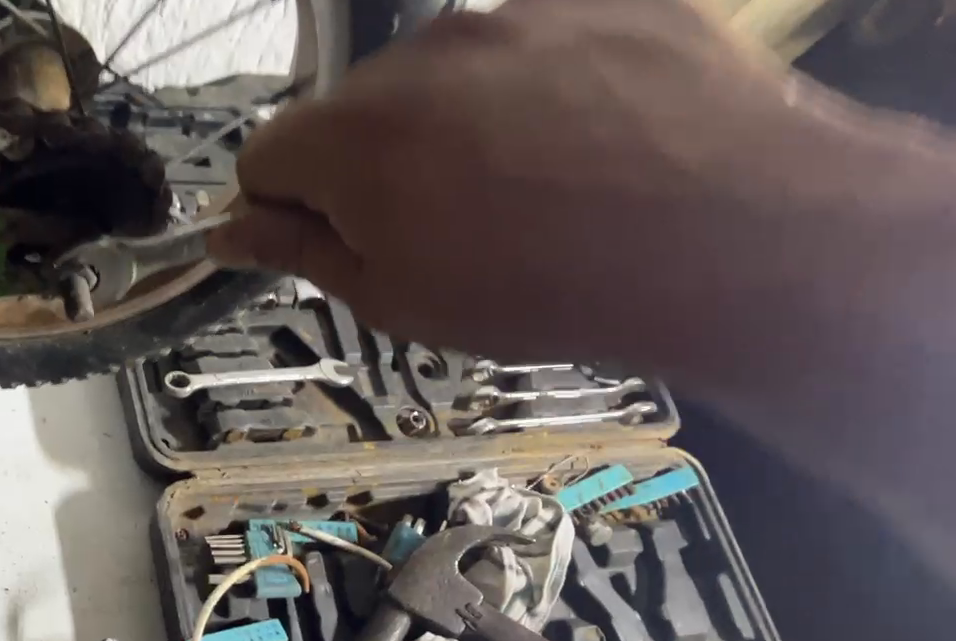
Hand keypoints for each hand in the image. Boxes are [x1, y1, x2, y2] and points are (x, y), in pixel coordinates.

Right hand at [205, 0, 902, 383]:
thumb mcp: (389, 297)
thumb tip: (223, 233)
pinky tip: (567, 148)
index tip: (328, 247)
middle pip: (341, 114)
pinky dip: (510, 97)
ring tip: (507, 193)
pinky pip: (509, 51)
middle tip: (425, 232)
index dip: (281, 210)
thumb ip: (296, 253)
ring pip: (424, 82)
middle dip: (355, 170)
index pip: (261, 156)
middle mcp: (416, 52)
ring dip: (431, 133)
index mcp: (352, 136)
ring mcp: (508, 12)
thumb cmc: (528, 292)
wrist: (732, 236)